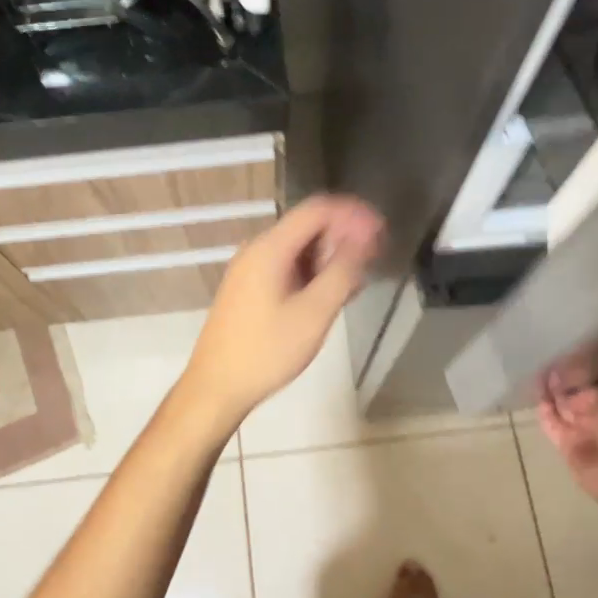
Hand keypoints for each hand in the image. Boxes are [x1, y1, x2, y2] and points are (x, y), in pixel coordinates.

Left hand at [178, 194, 384, 422]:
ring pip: (298, 249)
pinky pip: (286, 266)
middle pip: (308, 227)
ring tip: (355, 286)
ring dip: (329, 258)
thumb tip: (364, 237)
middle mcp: (257, 249)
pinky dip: (311, 273)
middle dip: (343, 238)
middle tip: (373, 263)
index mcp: (270, 248)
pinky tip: (329, 297)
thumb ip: (342, 271)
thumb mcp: (314, 313)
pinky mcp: (248, 288)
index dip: (353, 215)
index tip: (381, 233)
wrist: (216, 388)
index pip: (318, 210)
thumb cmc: (267, 351)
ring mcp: (249, 269)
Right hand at [535, 339, 597, 506]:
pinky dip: (543, 407)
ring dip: (550, 387)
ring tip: (536, 363)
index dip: (582, 361)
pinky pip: (550, 420)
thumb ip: (587, 384)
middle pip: (575, 387)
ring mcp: (580, 426)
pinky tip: (534, 388)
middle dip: (563, 372)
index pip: (596, 374)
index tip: (567, 344)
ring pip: (561, 402)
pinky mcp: (565, 440)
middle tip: (546, 350)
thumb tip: (564, 372)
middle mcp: (597, 410)